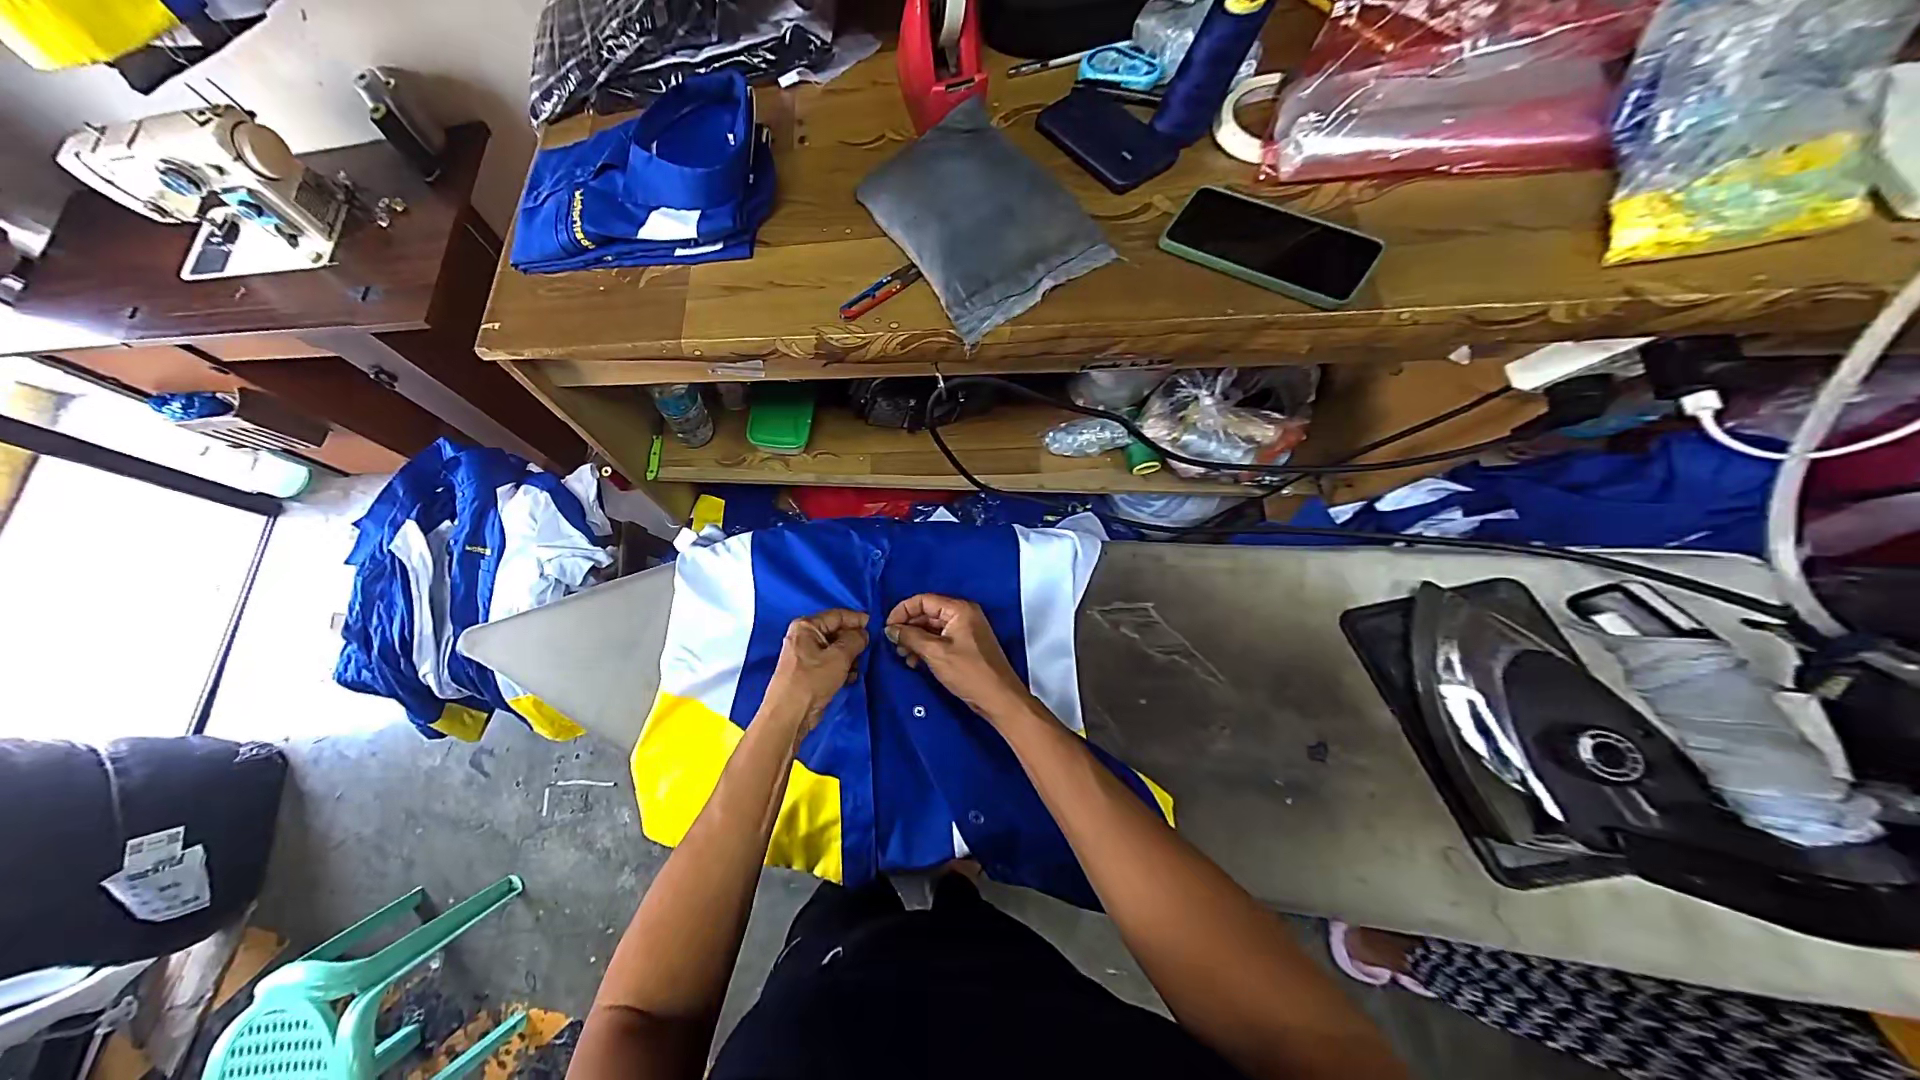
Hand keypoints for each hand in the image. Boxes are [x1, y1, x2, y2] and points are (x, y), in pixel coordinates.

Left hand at [764, 609, 868, 733]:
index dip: (857, 620)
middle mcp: (804, 637)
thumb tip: (863, 633)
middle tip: (868, 651)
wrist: (790, 715)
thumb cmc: (812, 681)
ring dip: (850, 658)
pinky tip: (849, 679)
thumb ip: (855, 639)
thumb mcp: (839, 656)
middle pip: (837, 632)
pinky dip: (842, 669)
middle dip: (854, 641)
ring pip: (836, 649)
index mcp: (806, 626)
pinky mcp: (810, 672)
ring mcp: (806, 656)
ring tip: (857, 669)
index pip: (837, 615)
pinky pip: (831, 663)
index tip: (875, 626)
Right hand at [884, 594, 1031, 718]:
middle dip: (908, 627)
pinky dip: (925, 648)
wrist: (998, 698)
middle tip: (893, 645)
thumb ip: (910, 637)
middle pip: (927, 613)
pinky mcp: (964, 645)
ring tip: (903, 656)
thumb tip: (891, 629)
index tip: (887, 628)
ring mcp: (965, 630)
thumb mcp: (935, 653)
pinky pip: (939, 639)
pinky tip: (915, 661)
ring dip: (914, 640)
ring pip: (931, 628)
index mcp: (959, 609)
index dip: (902, 611)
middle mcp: (963, 614)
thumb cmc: (970, 673)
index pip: (923, 600)